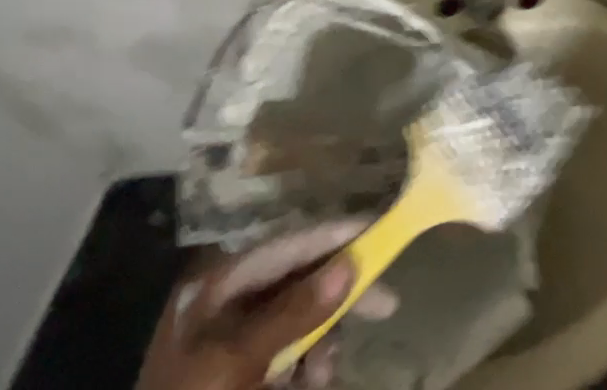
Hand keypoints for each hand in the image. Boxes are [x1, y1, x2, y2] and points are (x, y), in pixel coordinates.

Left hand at [136, 220, 399, 389]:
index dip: (336, 235)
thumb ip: (293, 311)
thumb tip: (350, 265)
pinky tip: (310, 383)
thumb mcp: (236, 360)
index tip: (383, 231)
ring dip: (324, 343)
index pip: (289, 243)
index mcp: (219, 283)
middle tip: (387, 306)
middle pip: (302, 277)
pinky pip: (293, 351)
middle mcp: (229, 299)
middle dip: (341, 296)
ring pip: (304, 318)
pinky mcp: (245, 367)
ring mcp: (235, 335)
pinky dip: (308, 366)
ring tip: (320, 377)